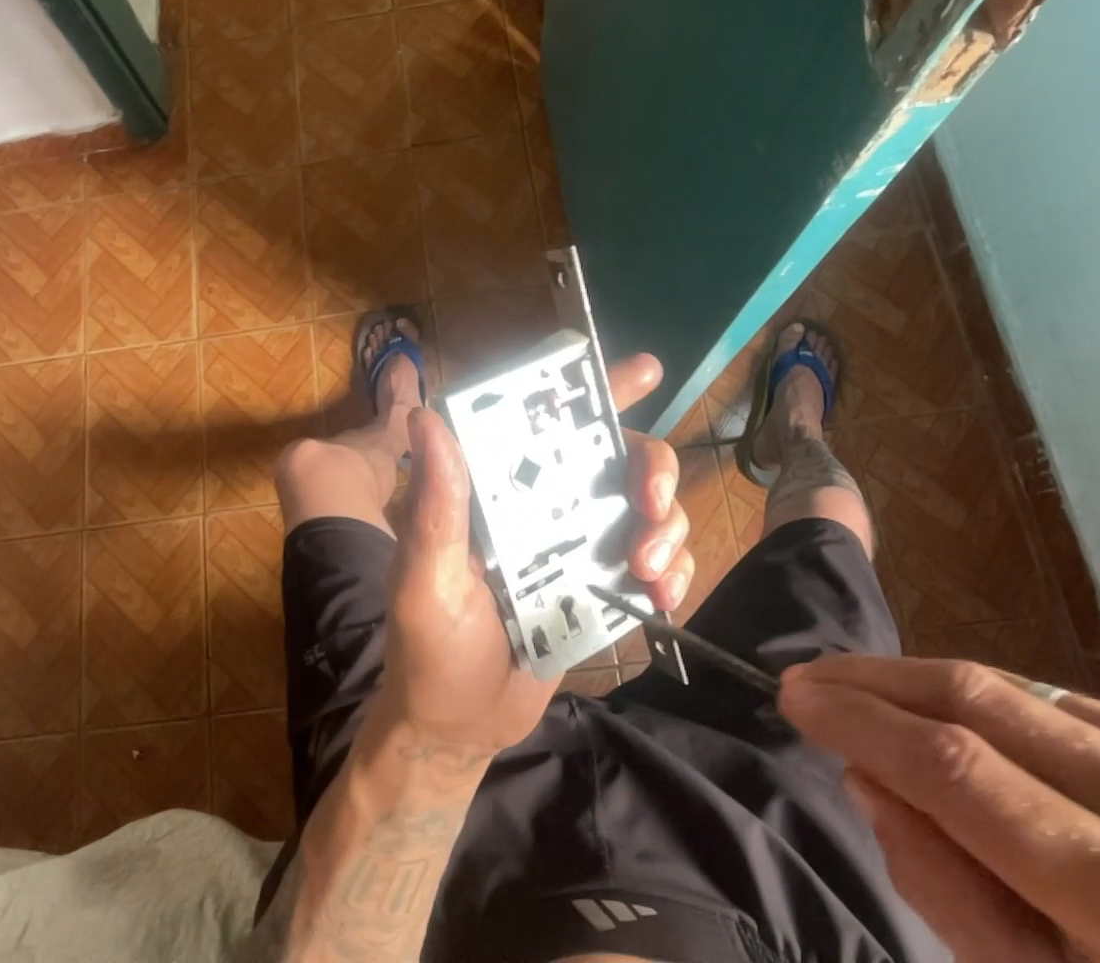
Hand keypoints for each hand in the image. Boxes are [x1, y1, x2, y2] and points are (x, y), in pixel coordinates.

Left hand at [380, 354, 693, 752]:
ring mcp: (578, 552)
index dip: (594, 392)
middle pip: (617, 460)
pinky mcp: (602, 592)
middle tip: (651, 504)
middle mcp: (543, 511)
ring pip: (648, 510)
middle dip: (651, 468)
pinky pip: (658, 565)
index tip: (646, 372)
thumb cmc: (430, 652)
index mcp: (499, 495)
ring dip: (668, 528)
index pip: (546, 426)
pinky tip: (661, 598)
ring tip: (649, 571)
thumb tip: (428, 415)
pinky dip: (674, 572)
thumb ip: (436, 507)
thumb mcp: (425, 579)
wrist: (461, 726)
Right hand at [779, 655, 1099, 961]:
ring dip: (931, 687)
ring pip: (1025, 694)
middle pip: (981, 700)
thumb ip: (948, 890)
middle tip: (810, 674)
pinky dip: (1015, 715)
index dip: (859, 720)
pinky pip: (1079, 707)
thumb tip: (867, 778)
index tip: (796, 695)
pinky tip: (995, 739)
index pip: (951, 768)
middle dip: (875, 679)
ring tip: (873, 694)